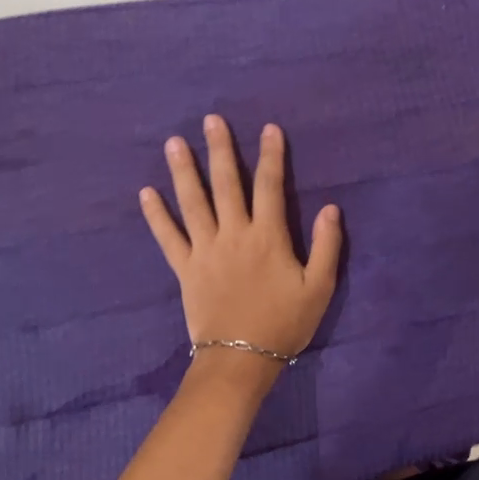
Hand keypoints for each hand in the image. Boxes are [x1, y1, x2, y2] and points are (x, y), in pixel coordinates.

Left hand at [139, 116, 342, 366]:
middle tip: (211, 120)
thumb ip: (327, 246)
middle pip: (227, 185)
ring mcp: (205, 250)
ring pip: (193, 203)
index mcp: (269, 237)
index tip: (269, 128)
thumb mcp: (319, 287)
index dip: (271, 156)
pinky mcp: (186, 269)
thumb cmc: (285, 322)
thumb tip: (331, 208)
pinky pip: (168, 237)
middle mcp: (234, 235)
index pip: (271, 186)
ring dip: (184, 171)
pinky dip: (156, 215)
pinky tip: (147, 192)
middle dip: (221, 150)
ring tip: (175, 142)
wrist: (240, 359)